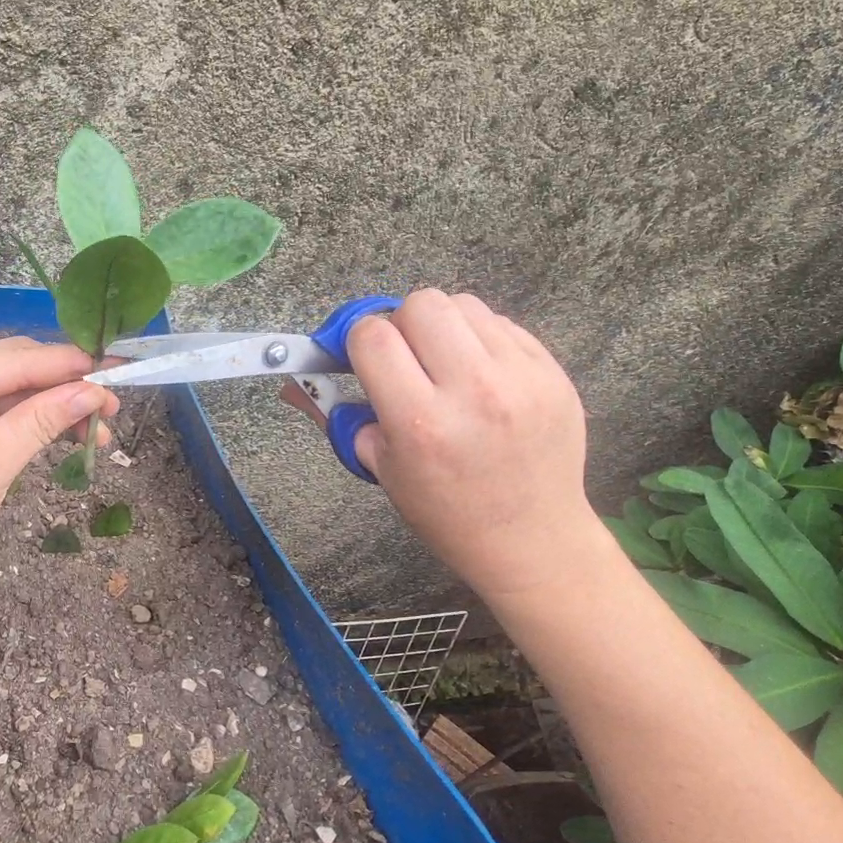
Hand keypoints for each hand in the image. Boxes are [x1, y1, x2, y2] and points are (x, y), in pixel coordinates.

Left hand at [0, 338, 119, 631]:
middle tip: (113, 402)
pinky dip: (33, 424)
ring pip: (10, 394)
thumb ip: (42, 419)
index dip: (64, 363)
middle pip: (12, 369)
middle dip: (63, 384)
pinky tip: (68, 434)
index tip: (114, 368)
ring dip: (54, 406)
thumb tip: (93, 391)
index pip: (10, 359)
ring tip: (101, 427)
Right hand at [343, 290, 604, 597]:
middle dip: (401, 324)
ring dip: (442, 326)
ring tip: (444, 363)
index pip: (373, 336)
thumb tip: (289, 383)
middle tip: (405, 357)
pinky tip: (479, 375)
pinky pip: (502, 324)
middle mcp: (473, 391)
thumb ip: (335, 416)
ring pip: (463, 304)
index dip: (358, 341)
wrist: (530, 538)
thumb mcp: (379, 466)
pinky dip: (479, 339)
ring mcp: (521, 378)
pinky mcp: (552, 372)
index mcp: (420, 421)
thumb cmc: (444, 511)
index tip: (362, 360)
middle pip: (421, 304)